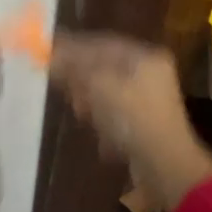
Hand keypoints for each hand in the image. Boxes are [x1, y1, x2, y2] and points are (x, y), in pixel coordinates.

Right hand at [48, 31, 211, 209]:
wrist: (165, 167)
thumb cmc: (133, 118)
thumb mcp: (98, 85)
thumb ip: (72, 67)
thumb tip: (49, 55)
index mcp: (145, 57)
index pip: (101, 44)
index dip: (72, 48)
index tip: (46, 53)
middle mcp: (150, 73)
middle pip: (102, 68)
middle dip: (81, 78)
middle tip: (62, 86)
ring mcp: (148, 100)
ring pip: (105, 91)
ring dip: (89, 101)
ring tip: (81, 112)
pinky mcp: (143, 124)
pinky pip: (113, 113)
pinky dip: (101, 119)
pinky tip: (95, 128)